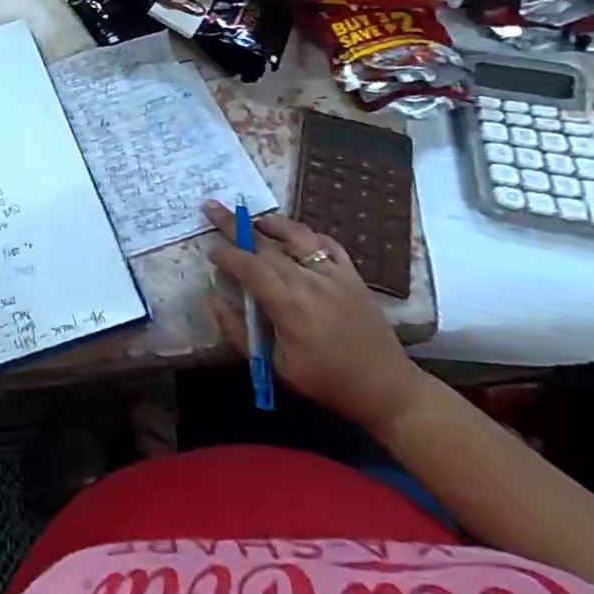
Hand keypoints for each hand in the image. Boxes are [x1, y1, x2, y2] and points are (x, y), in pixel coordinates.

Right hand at [201, 201, 428, 430]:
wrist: (384, 386)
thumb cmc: (324, 381)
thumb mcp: (274, 365)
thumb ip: (238, 331)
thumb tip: (214, 298)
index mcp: (289, 305)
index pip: (249, 267)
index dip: (226, 254)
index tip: (210, 249)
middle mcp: (310, 280)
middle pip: (265, 243)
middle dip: (234, 226)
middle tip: (212, 207)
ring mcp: (334, 273)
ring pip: (297, 234)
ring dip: (272, 222)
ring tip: (253, 218)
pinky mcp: (352, 274)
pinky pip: (327, 243)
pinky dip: (307, 234)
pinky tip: (296, 236)